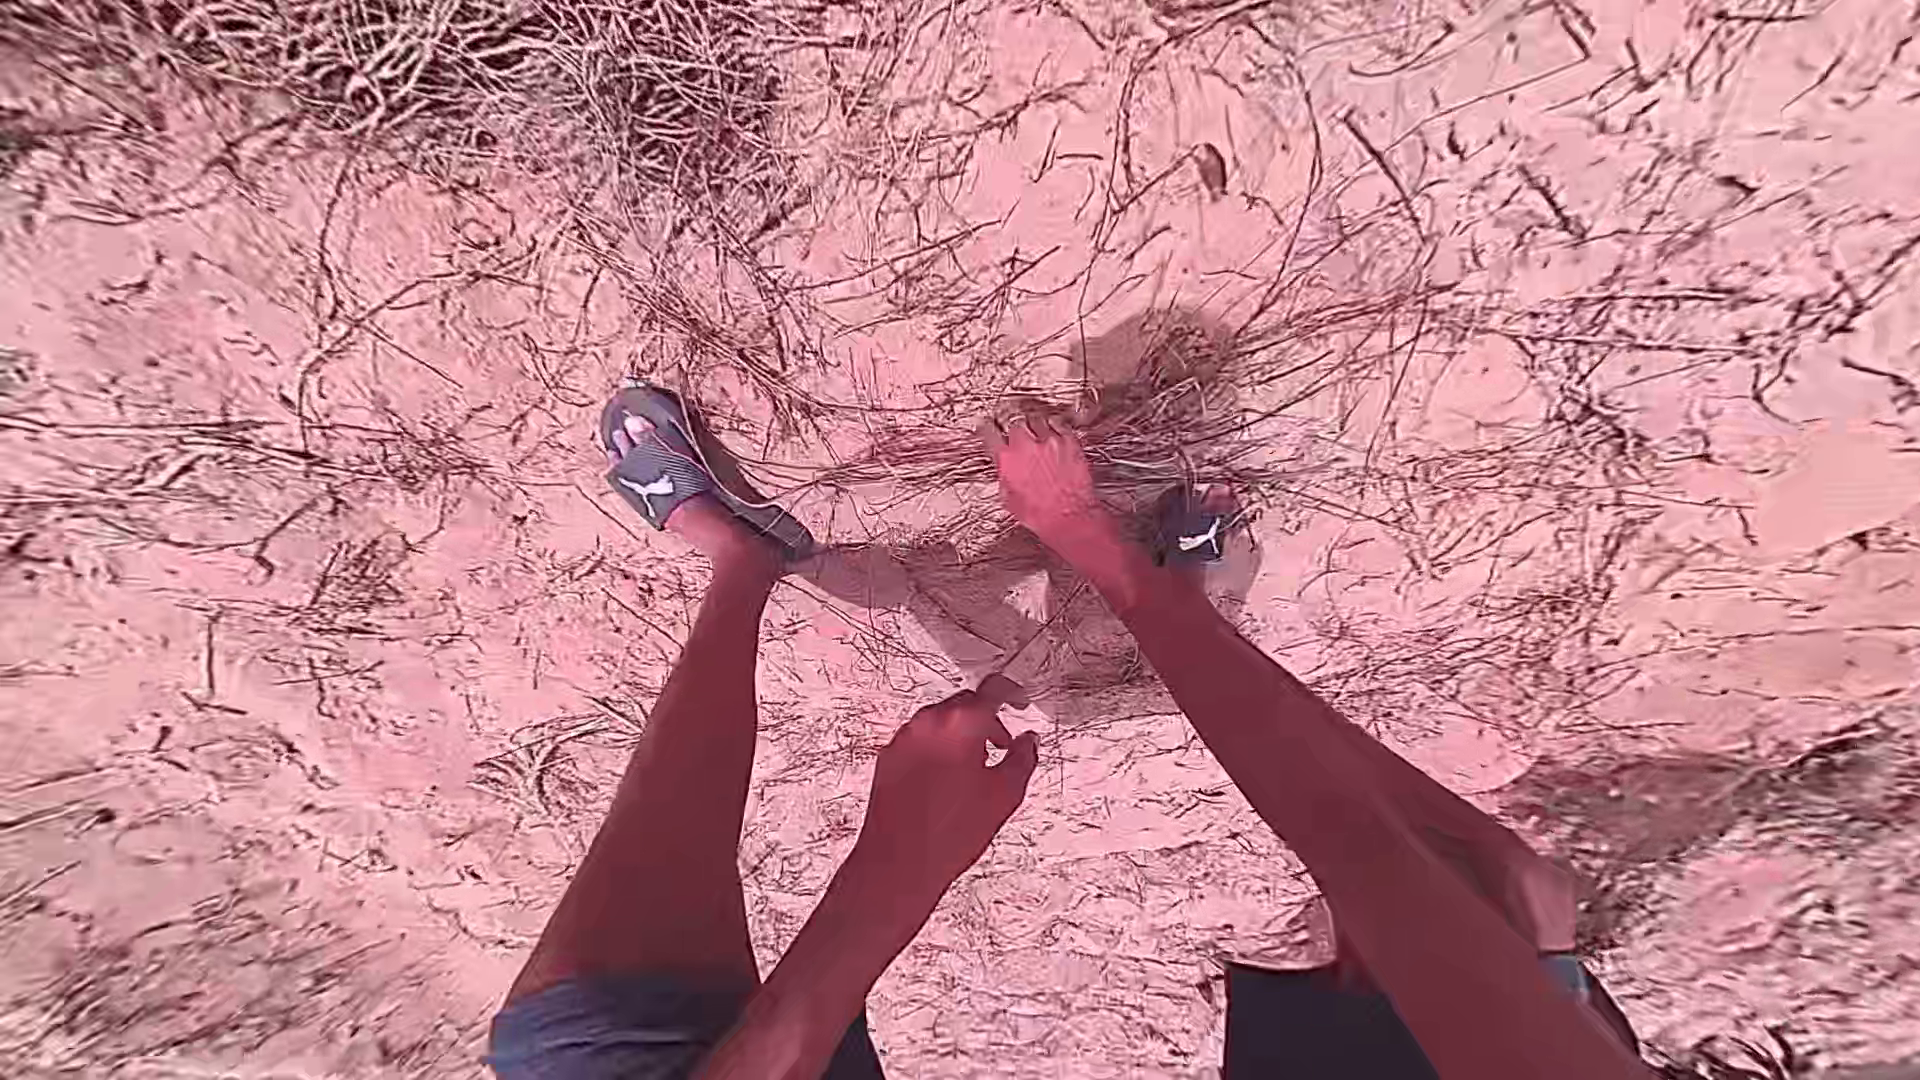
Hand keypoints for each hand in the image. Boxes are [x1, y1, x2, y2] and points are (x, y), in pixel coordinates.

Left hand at [850, 675, 1039, 905]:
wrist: (899, 863)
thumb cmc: (948, 833)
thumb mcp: (1004, 795)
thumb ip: (1022, 758)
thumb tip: (1028, 742)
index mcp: (961, 724)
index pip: (993, 689)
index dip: (1012, 692)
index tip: (1018, 700)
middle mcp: (930, 722)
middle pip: (965, 702)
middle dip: (986, 719)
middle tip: (1000, 744)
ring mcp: (906, 737)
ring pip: (941, 720)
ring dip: (960, 733)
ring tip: (972, 768)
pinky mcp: (890, 754)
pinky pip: (920, 737)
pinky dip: (937, 747)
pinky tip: (945, 779)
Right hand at [978, 407, 1107, 544]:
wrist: (1069, 518)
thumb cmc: (1041, 515)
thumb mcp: (1009, 499)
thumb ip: (1005, 477)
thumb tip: (1006, 472)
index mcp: (1007, 459)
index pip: (990, 434)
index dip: (987, 430)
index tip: (988, 428)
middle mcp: (1027, 446)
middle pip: (1015, 423)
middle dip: (1013, 429)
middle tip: (1015, 434)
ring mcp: (1049, 442)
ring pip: (1037, 421)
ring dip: (1034, 427)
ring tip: (1035, 434)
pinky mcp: (1069, 442)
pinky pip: (1059, 425)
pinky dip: (1054, 428)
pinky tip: (1053, 434)